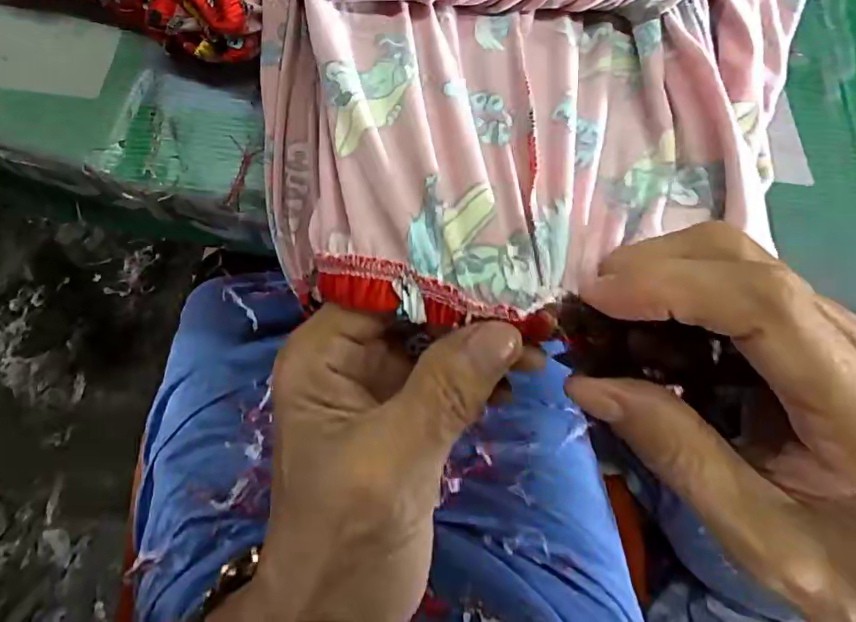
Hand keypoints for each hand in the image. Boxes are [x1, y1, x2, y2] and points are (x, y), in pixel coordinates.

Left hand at [211, 304, 538, 621]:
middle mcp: (344, 359)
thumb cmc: (344, 533)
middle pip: (409, 314)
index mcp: (320, 353)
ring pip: (432, 345)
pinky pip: (444, 381)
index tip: (491, 268)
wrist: (335, 614)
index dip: (431, 278)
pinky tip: (516, 378)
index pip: (375, 292)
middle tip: (528, 310)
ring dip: (480, 345)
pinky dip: (478, 378)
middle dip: (465, 313)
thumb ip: (443, 391)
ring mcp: (375, 388)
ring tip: (536, 347)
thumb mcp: (393, 460)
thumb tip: (502, 329)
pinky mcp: (404, 418)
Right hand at [566, 224, 855, 621]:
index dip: (672, 285)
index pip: (767, 306)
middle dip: (657, 265)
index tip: (598, 297)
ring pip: (747, 261)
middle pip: (752, 264)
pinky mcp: (832, 339)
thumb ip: (678, 455)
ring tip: (616, 312)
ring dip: (667, 270)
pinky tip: (659, 330)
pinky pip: (749, 286)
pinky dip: (687, 289)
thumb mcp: (763, 543)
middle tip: (594, 302)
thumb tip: (586, 383)